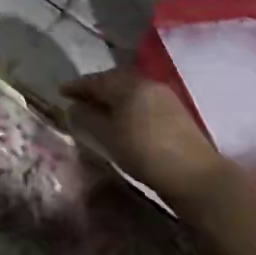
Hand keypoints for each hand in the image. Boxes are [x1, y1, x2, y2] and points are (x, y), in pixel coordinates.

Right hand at [60, 69, 229, 203]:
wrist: (194, 175)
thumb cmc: (145, 153)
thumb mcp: (109, 138)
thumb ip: (88, 119)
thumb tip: (74, 107)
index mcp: (128, 85)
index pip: (96, 80)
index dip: (77, 86)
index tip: (61, 91)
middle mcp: (146, 83)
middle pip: (115, 79)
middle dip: (95, 87)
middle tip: (78, 97)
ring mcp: (163, 95)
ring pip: (130, 88)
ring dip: (112, 94)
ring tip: (98, 106)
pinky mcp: (174, 109)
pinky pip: (142, 97)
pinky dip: (127, 102)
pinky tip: (122, 115)